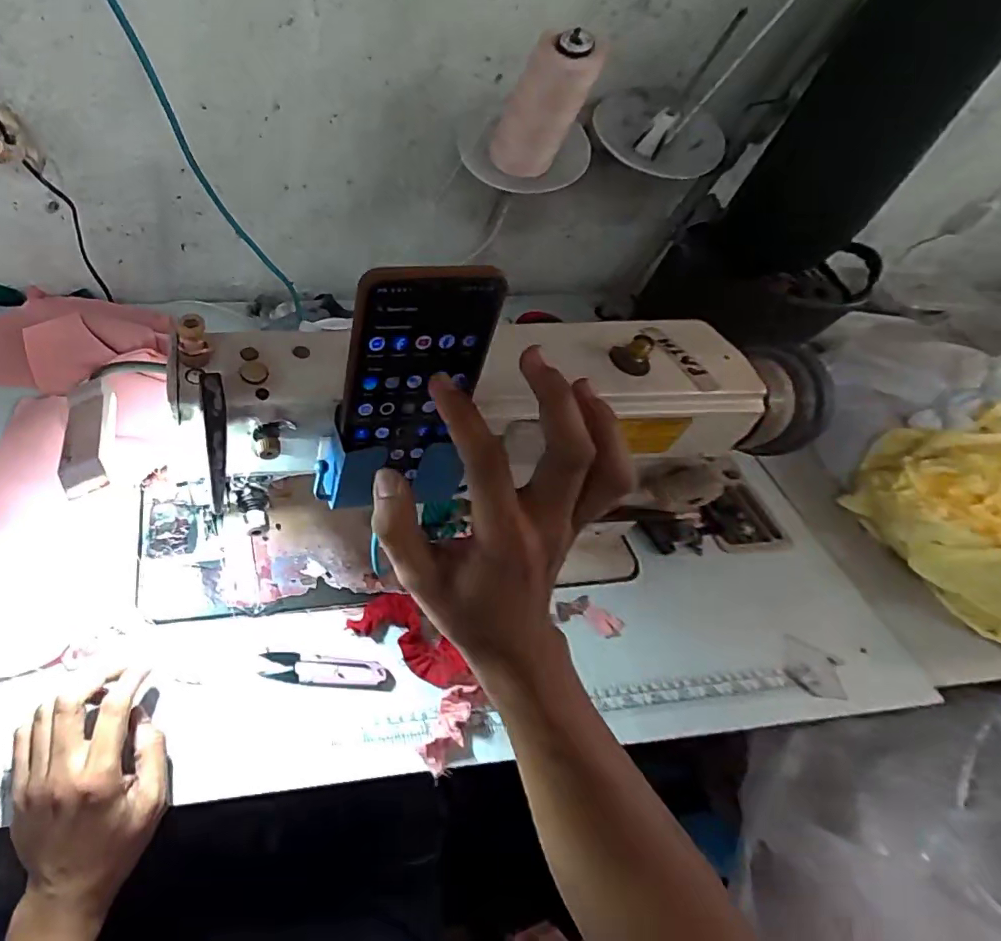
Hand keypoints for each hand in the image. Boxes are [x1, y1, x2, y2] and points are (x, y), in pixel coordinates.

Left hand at [8, 668, 166, 936]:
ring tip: (92, 692)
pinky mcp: (16, 786)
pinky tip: (63, 718)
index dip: (130, 679)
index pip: (112, 708)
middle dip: (96, 674)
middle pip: (68, 699)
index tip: (142, 669)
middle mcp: (61, 771)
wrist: (66, 889)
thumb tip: (142, 715)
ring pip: (42, 712)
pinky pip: (22, 734)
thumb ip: (153, 753)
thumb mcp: (152, 804)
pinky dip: (44, 715)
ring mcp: (33, 778)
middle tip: (115, 669)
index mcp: (98, 776)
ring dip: (70, 692)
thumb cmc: (117, 846)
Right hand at [371, 346, 633, 683]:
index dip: (464, 418)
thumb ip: (396, 529)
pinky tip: (588, 410)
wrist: (515, 644)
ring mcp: (571, 522)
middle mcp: (546, 524)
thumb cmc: (465, 610)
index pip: (487, 465)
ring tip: (568, 378)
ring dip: (594, 415)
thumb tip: (389, 474)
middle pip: (571, 453)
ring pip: (606, 466)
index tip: (442, 385)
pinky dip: (609, 439)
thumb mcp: (418, 579)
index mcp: (501, 536)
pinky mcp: (581, 520)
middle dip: (554, 397)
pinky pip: (612, 479)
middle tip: (531, 357)